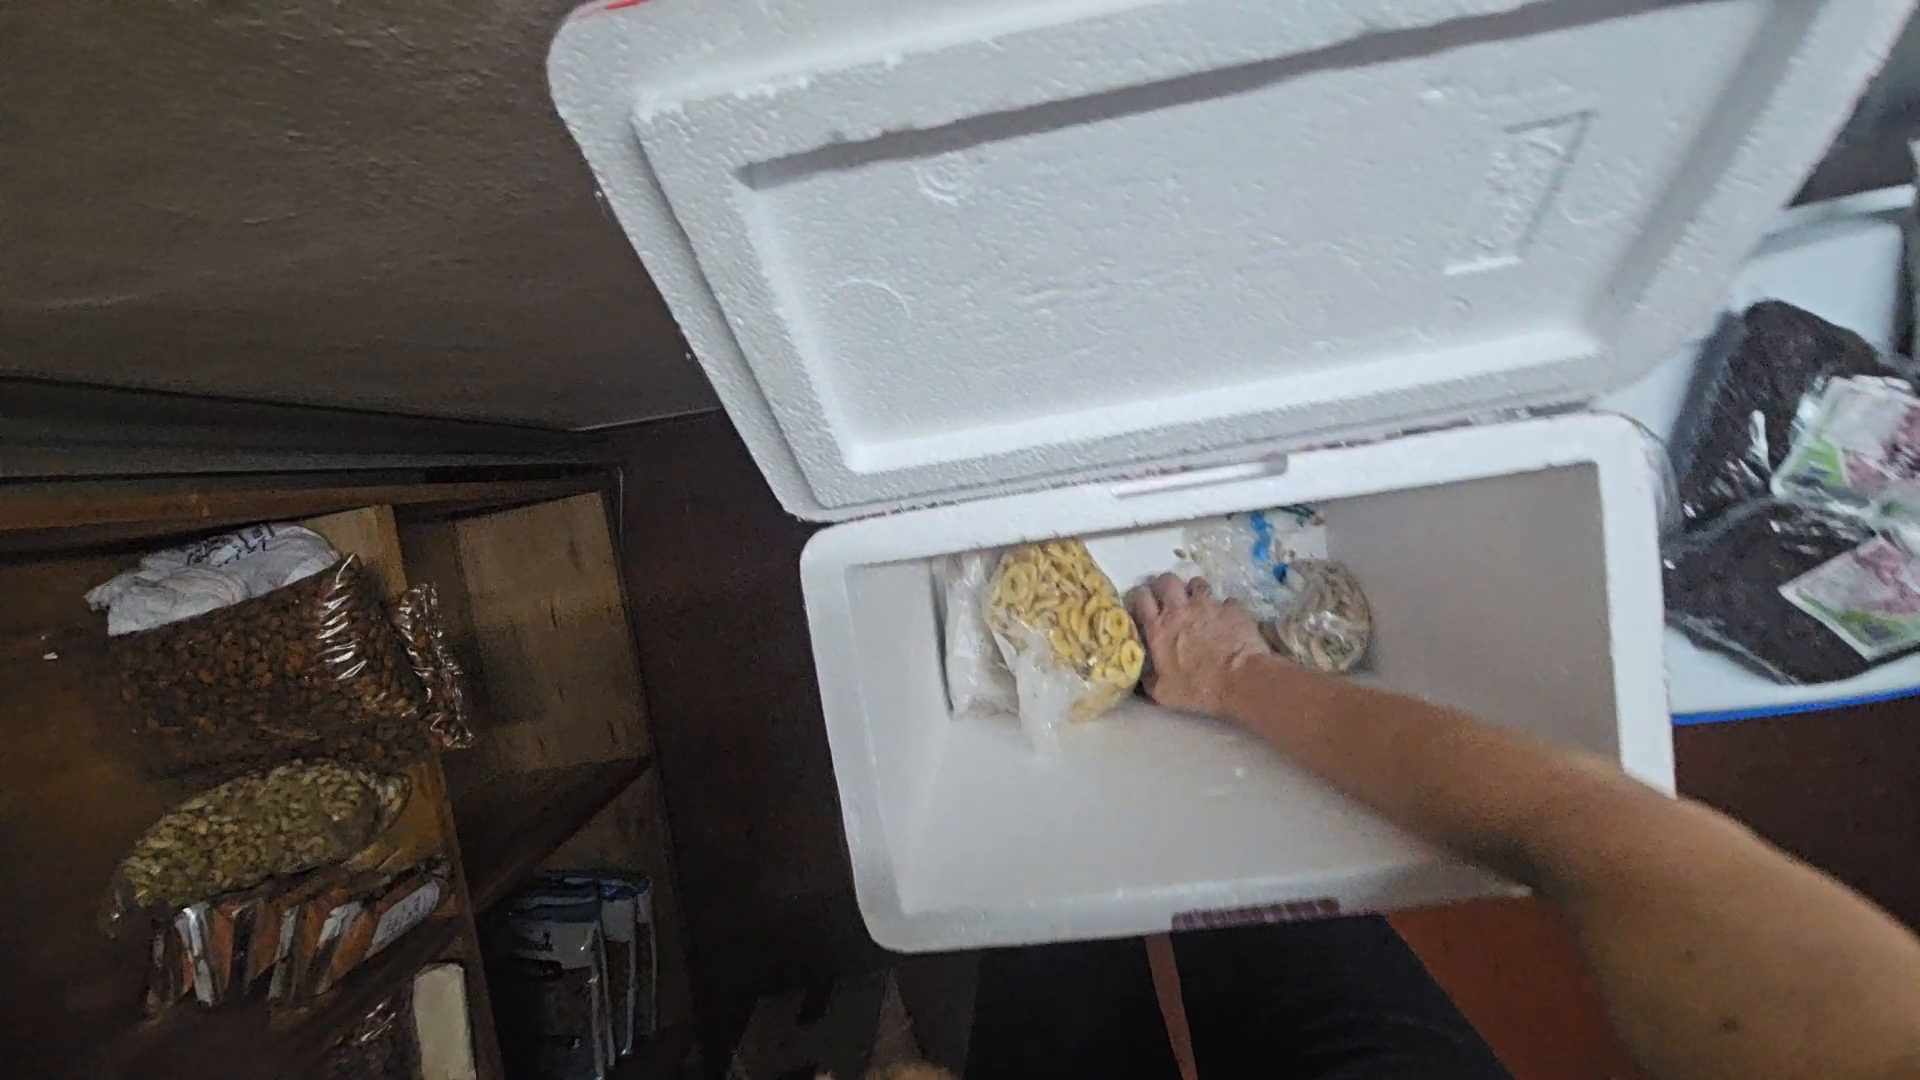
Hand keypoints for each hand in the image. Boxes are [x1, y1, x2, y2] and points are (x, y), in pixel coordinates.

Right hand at [1128, 574, 1270, 715]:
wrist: (1241, 681)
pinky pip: (1226, 600)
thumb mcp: (1163, 693)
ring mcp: (1207, 605)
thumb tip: (1142, 676)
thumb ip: (1149, 680)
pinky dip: (1225, 608)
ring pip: (1196, 583)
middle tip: (1169, 595)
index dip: (1142, 595)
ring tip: (1199, 602)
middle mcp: (1179, 610)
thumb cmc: (1199, 689)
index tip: (1145, 601)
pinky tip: (1228, 619)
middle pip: (1167, 580)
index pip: (1141, 597)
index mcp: (1158, 628)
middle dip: (1166, 584)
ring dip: (1195, 590)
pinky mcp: (1232, 608)